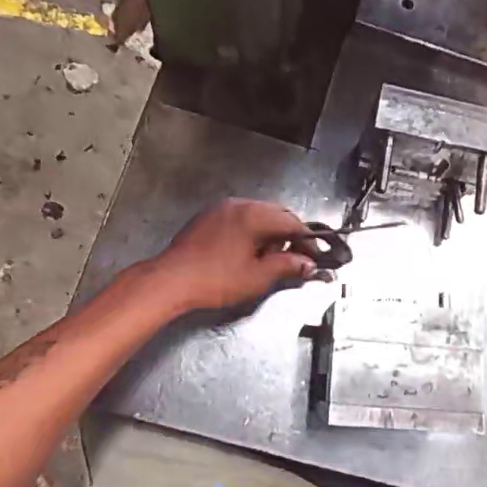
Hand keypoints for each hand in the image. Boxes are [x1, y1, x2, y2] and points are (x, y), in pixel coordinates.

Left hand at [148, 199, 317, 311]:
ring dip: (271, 232)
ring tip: (272, 258)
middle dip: (291, 234)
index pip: (293, 223)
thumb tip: (307, 264)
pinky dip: (252, 230)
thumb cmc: (213, 280)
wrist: (171, 281)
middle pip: (277, 214)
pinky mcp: (208, 217)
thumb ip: (287, 266)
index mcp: (254, 216)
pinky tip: (250, 251)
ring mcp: (221, 209)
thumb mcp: (257, 277)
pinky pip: (240, 217)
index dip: (308, 241)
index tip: (315, 257)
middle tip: (297, 258)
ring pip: (259, 214)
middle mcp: (238, 205)